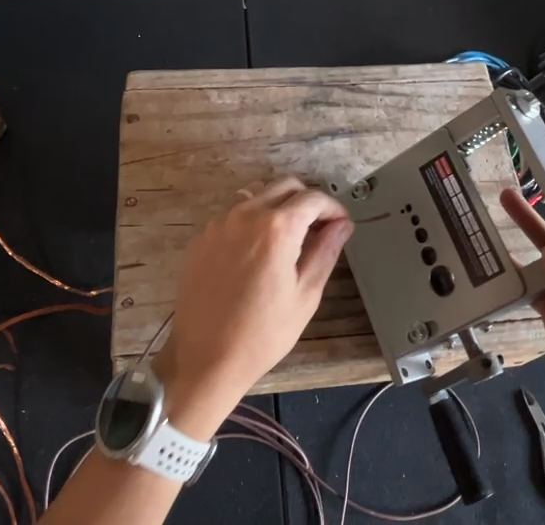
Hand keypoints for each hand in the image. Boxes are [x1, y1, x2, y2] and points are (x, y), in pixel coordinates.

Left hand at [152, 177, 352, 438]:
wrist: (205, 357)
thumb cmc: (263, 333)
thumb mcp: (305, 294)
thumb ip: (325, 251)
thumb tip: (341, 225)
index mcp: (277, 227)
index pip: (313, 198)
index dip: (332, 208)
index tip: (340, 224)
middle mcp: (246, 214)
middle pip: (285, 187)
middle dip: (307, 201)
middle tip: (318, 229)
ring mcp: (220, 223)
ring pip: (257, 196)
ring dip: (278, 207)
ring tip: (289, 240)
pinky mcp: (202, 237)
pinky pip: (234, 215)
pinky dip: (253, 221)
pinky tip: (257, 253)